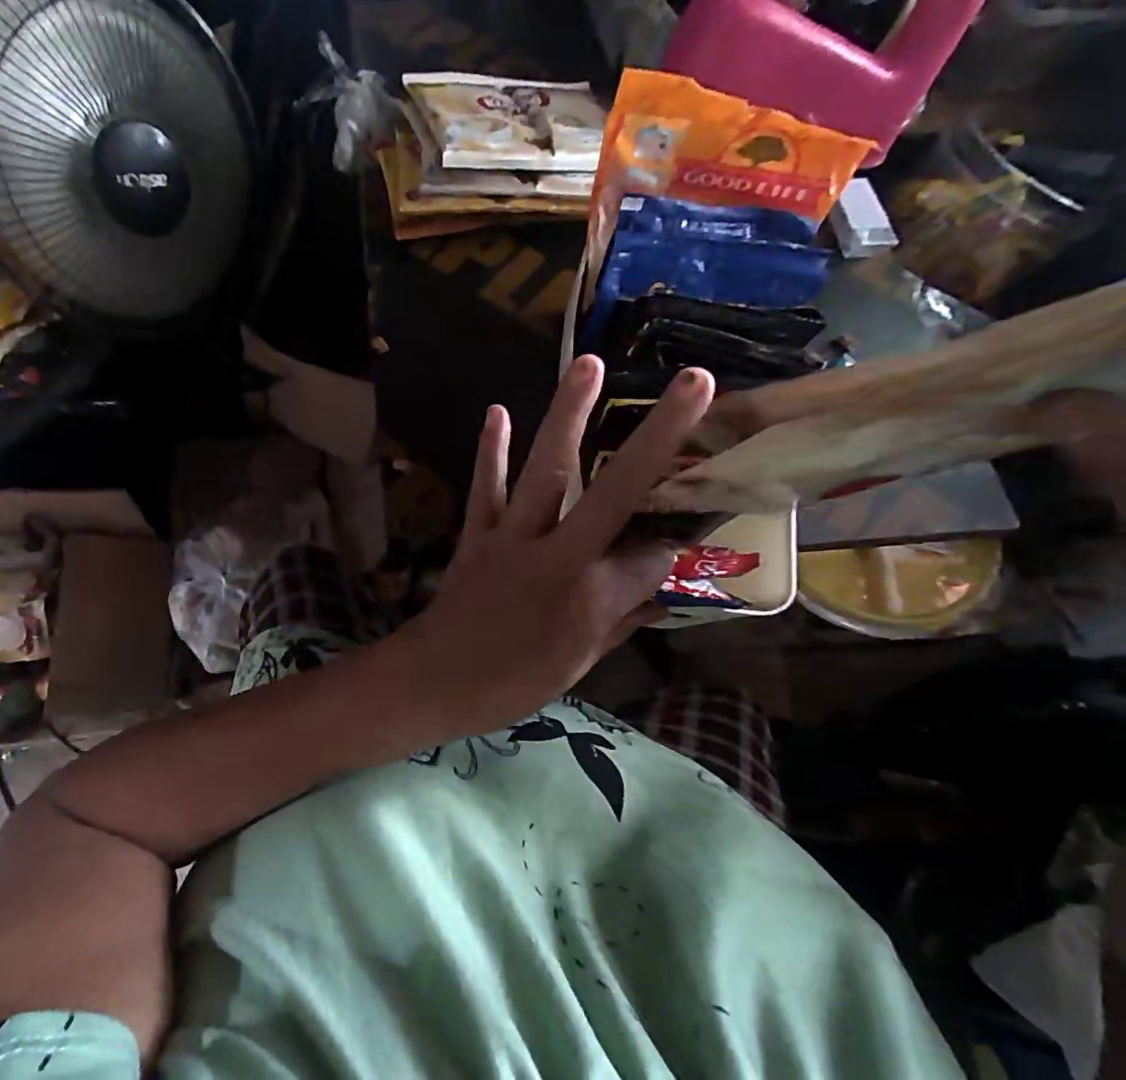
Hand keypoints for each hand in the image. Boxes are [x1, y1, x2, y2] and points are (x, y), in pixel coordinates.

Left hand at [392, 355, 716, 735]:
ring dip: (568, 415)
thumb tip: (659, 594)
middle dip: (659, 436)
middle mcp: (557, 553)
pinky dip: (492, 450)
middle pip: (615, 489)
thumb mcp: (577, 663)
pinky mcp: (477, 533)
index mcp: (589, 595)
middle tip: (693, 382)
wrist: (432, 680)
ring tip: (589, 364)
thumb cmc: (510, 683)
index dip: (672, 548)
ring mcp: (512, 536)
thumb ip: (619, 622)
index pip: (651, 558)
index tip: (682, 538)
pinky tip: (497, 410)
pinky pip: (486, 487)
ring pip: (546, 470)